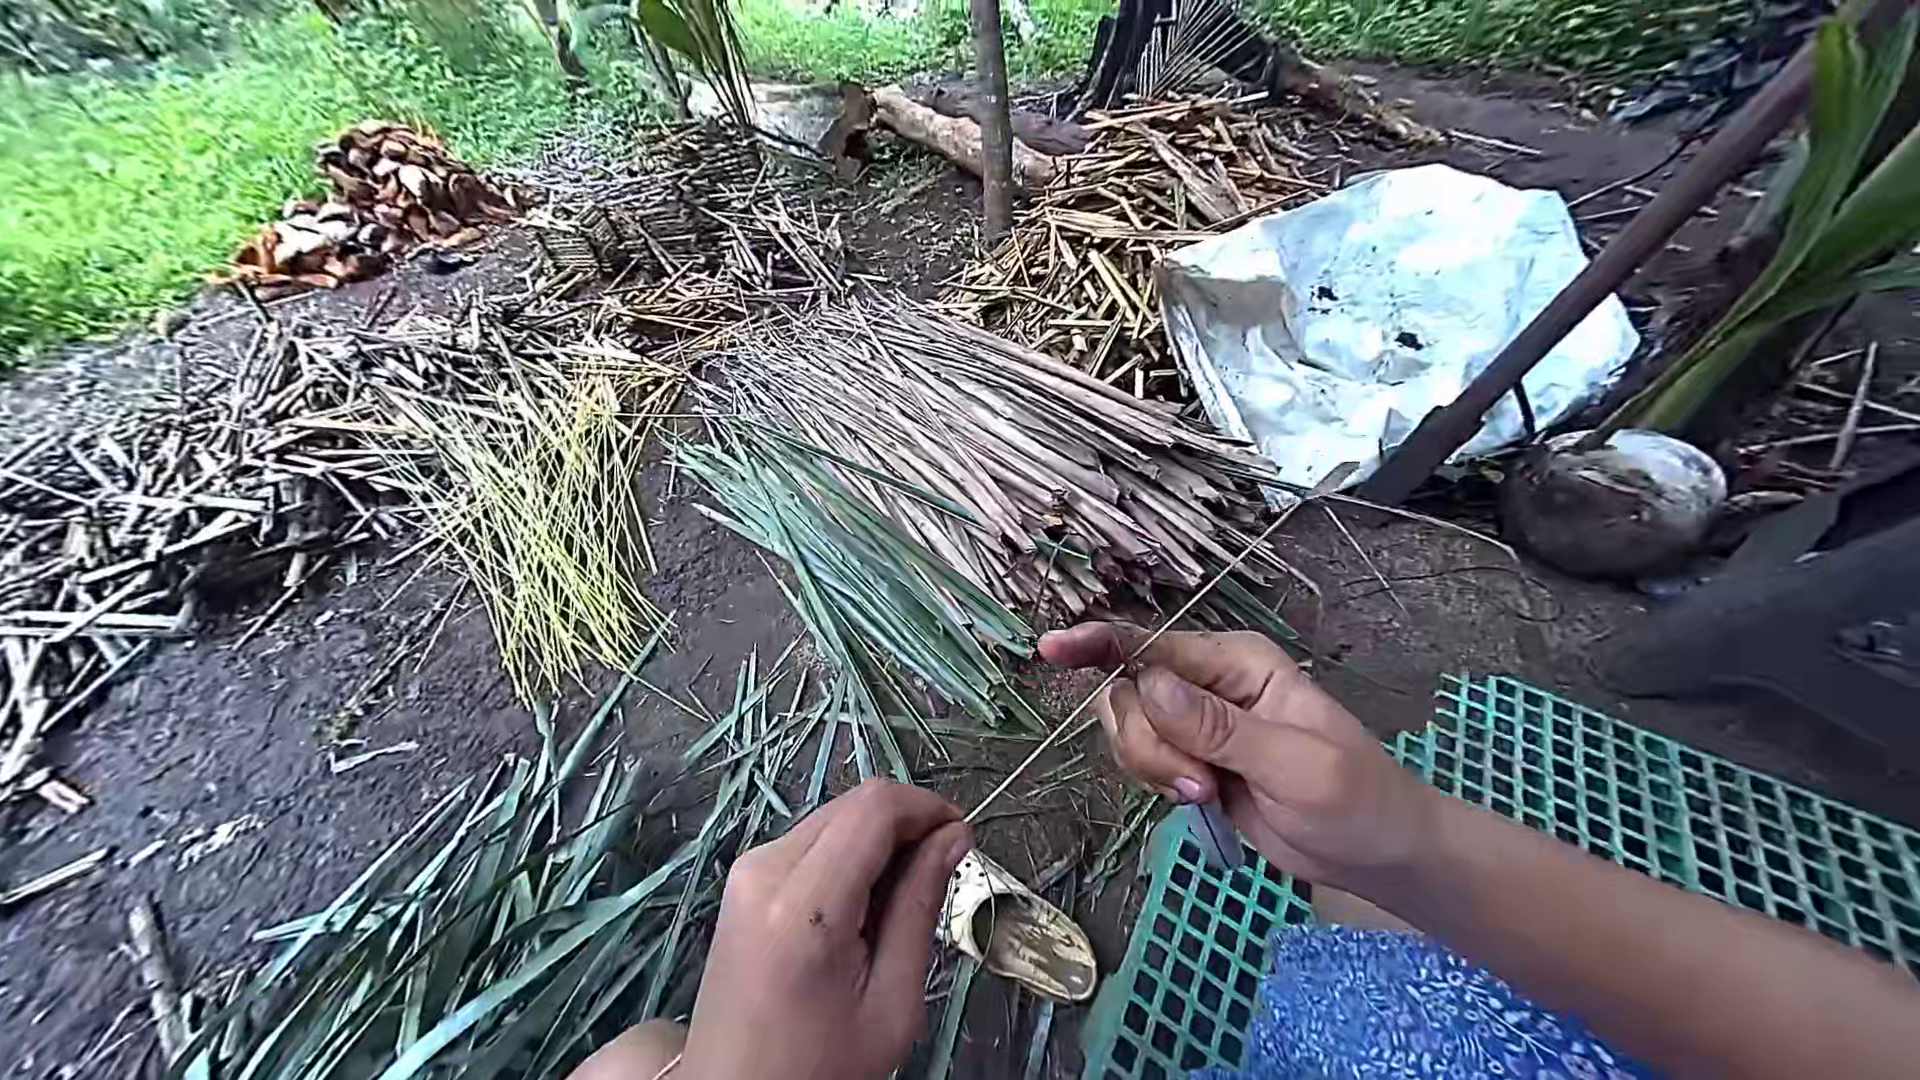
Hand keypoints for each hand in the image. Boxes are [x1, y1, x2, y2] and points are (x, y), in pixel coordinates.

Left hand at [679, 779, 972, 1079]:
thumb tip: (953, 837)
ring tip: (899, 893)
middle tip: (937, 866)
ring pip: (839, 813)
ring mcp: (750, 867)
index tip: (959, 835)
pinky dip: (853, 849)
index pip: (874, 809)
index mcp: (802, 907)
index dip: (926, 807)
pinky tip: (863, 897)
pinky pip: (816, 835)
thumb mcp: (891, 1002)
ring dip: (881, 836)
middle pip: (856, 804)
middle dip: (908, 822)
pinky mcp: (747, 874)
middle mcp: (767, 868)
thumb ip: (921, 905)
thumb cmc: (819, 1069)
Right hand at [1039, 622, 1436, 891]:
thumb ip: (1219, 726)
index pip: (1153, 645)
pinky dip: (1156, 780)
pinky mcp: (1183, 752)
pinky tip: (1200, 797)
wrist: (1375, 853)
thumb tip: (1151, 686)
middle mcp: (1204, 679)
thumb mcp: (1297, 764)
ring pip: (1127, 726)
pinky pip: (1139, 755)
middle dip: (1150, 742)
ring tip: (1206, 792)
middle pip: (1128, 692)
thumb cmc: (1355, 799)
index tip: (1053, 648)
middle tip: (1198, 782)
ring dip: (1154, 765)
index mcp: (1235, 661)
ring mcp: (1190, 717)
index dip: (1100, 644)